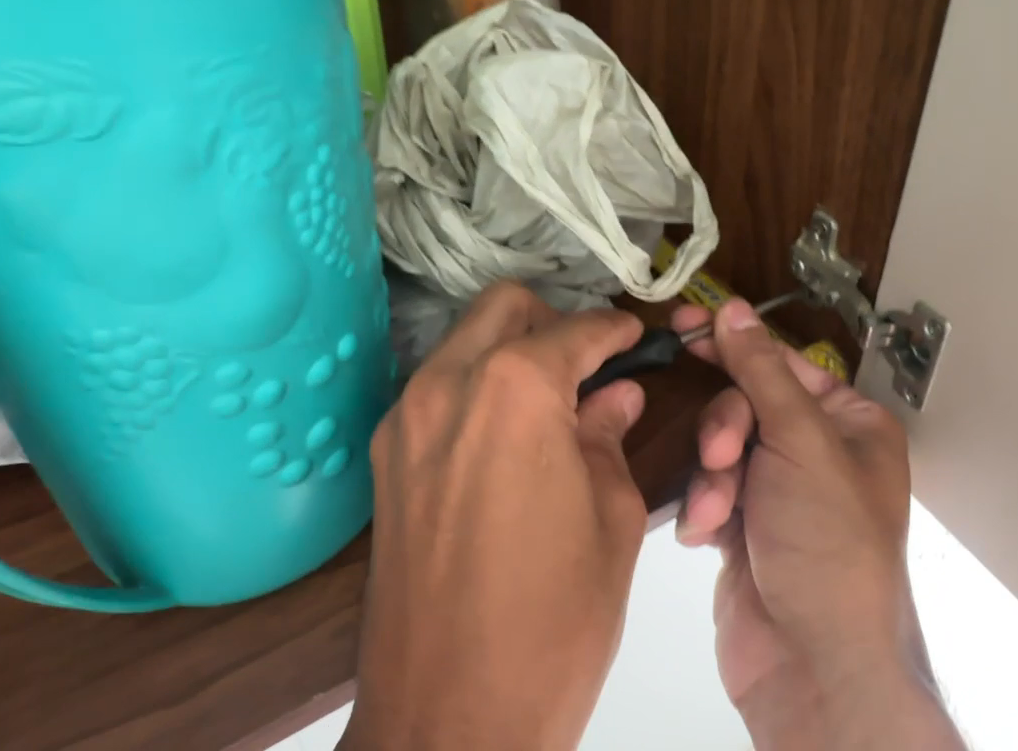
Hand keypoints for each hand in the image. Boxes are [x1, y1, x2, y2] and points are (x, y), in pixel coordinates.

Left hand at [341, 283, 648, 750]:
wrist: (449, 717)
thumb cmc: (554, 622)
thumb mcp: (609, 521)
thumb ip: (608, 437)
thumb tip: (615, 396)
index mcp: (514, 391)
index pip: (573, 330)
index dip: (613, 329)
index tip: (634, 336)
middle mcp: (447, 385)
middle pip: (502, 308)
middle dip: (552, 320)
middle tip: (589, 363)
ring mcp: (404, 420)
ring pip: (462, 342)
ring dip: (509, 350)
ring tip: (550, 399)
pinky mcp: (383, 459)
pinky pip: (435, 389)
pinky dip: (474, 386)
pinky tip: (505, 433)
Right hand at [673, 299, 964, 750]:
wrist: (813, 664)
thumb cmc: (826, 541)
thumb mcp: (800, 441)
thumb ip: (760, 371)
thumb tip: (733, 307)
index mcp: (849, 424)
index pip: (781, 364)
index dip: (733, 345)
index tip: (683, 326)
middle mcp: (818, 452)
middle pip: (745, 404)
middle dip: (725, 430)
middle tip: (721, 453)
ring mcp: (780, 492)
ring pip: (721, 448)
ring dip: (712, 476)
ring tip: (716, 511)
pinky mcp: (746, 527)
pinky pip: (711, 489)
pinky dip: (704, 507)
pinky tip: (706, 534)